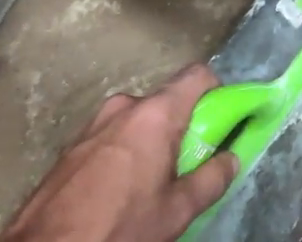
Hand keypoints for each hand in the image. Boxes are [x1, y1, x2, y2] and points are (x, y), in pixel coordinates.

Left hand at [1, 64, 237, 241]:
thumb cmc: (118, 230)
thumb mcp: (176, 212)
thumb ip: (211, 180)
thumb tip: (231, 158)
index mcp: (154, 114)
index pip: (198, 76)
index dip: (217, 94)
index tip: (220, 126)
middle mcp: (124, 107)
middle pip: (167, 102)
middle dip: (182, 129)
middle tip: (185, 169)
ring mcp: (92, 124)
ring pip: (137, 122)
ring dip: (151, 144)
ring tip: (147, 189)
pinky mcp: (70, 147)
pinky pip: (111, 138)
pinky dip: (123, 155)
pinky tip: (115, 196)